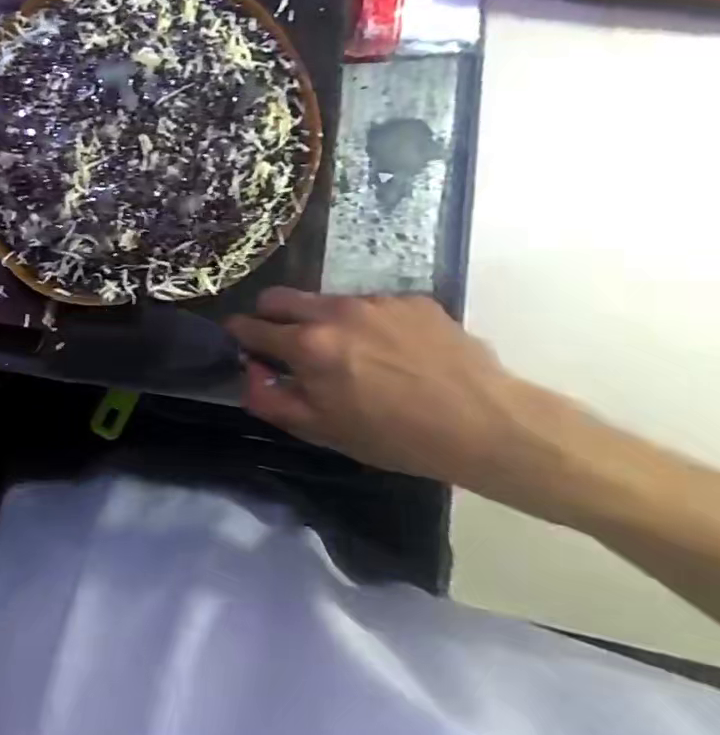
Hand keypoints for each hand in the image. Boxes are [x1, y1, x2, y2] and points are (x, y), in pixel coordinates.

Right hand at [225, 288, 543, 488]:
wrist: (495, 429)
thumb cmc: (397, 436)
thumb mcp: (319, 429)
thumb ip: (267, 398)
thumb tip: (250, 371)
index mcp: (305, 344)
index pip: (247, 325)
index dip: (240, 338)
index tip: (248, 350)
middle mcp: (334, 313)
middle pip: (277, 297)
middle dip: (271, 317)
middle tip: (288, 345)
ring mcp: (377, 303)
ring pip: (326, 301)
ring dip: (323, 321)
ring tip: (353, 353)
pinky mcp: (414, 302)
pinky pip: (373, 306)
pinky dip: (370, 324)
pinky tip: (394, 352)